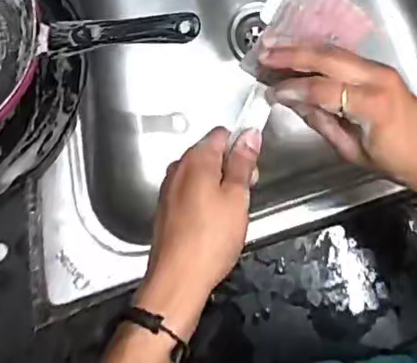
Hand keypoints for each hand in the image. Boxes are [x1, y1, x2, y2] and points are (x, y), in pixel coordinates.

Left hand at [134, 126, 260, 337]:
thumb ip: (243, 162)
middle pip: (210, 152)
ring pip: (199, 174)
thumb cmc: (211, 238)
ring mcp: (169, 187)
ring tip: (228, 216)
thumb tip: (250, 133)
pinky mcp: (165, 208)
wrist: (176, 282)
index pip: (222, 133)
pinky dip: (201, 200)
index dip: (241, 147)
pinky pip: (188, 191)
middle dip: (229, 168)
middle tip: (243, 197)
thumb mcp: (236, 197)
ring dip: (216, 185)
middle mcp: (178, 166)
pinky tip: (210, 225)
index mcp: (197, 157)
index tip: (251, 172)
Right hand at [262, 43, 416, 194]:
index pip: (323, 89)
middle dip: (293, 55)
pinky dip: (318, 52)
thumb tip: (293, 101)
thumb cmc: (396, 162)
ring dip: (303, 48)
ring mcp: (380, 68)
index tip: (272, 90)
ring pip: (334, 50)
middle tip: (265, 54)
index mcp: (372, 104)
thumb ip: (321, 122)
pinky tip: (300, 52)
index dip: (294, 89)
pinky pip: (343, 55)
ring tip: (275, 48)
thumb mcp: (352, 151)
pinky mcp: (379, 67)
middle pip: (327, 58)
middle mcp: (377, 78)